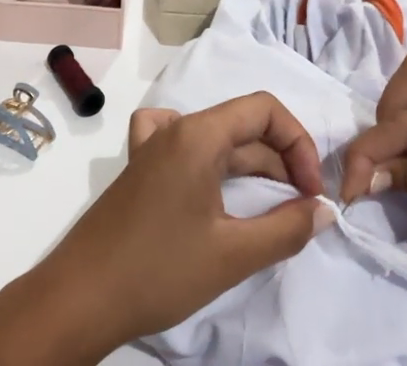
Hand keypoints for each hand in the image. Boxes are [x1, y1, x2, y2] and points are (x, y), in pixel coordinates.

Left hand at [0, 94, 328, 363]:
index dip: (299, 143)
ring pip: (216, 139)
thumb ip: (288, 228)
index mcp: (197, 134)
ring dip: (251, 164)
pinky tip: (212, 180)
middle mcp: (173, 129)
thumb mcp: (233, 254)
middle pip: (242, 124)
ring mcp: (151, 148)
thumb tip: (325, 209)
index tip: (312, 192)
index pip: (264, 109)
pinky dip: (208, 156)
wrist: (81, 297)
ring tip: (274, 203)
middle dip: (281, 160)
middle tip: (303, 207)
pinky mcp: (140, 171)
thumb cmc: (159, 270)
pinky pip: (180, 144)